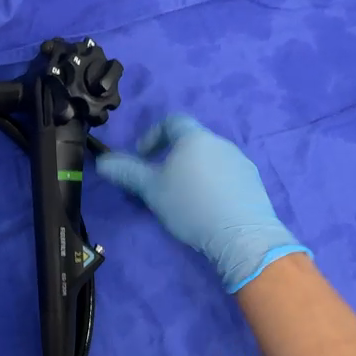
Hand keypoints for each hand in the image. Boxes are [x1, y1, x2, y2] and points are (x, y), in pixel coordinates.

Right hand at [95, 114, 308, 291]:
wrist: (241, 234)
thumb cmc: (189, 205)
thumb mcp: (151, 189)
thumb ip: (127, 172)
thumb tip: (102, 162)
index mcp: (195, 138)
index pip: (172, 121)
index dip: (153, 135)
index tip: (143, 157)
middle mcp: (220, 143)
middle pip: (192, 141)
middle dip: (172, 157)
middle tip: (159, 182)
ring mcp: (240, 162)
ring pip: (209, 158)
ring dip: (192, 171)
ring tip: (182, 197)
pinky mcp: (253, 182)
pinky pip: (226, 174)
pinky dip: (211, 183)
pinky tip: (206, 206)